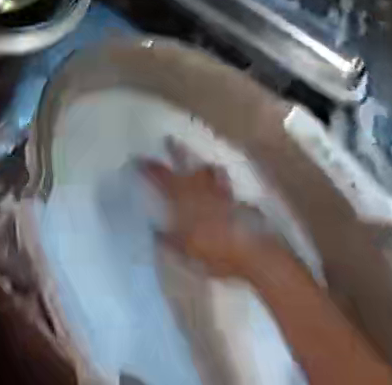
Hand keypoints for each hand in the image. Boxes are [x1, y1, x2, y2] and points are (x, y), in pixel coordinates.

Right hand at [141, 142, 285, 281]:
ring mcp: (218, 192)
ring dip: (198, 162)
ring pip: (204, 170)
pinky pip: (223, 182)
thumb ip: (167, 239)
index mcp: (181, 200)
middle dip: (174, 152)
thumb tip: (153, 230)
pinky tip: (220, 178)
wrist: (253, 252)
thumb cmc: (215, 252)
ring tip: (195, 160)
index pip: (160, 179)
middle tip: (168, 139)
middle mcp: (198, 190)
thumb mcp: (184, 252)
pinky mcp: (235, 199)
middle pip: (183, 165)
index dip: (148, 168)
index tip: (138, 159)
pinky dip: (219, 178)